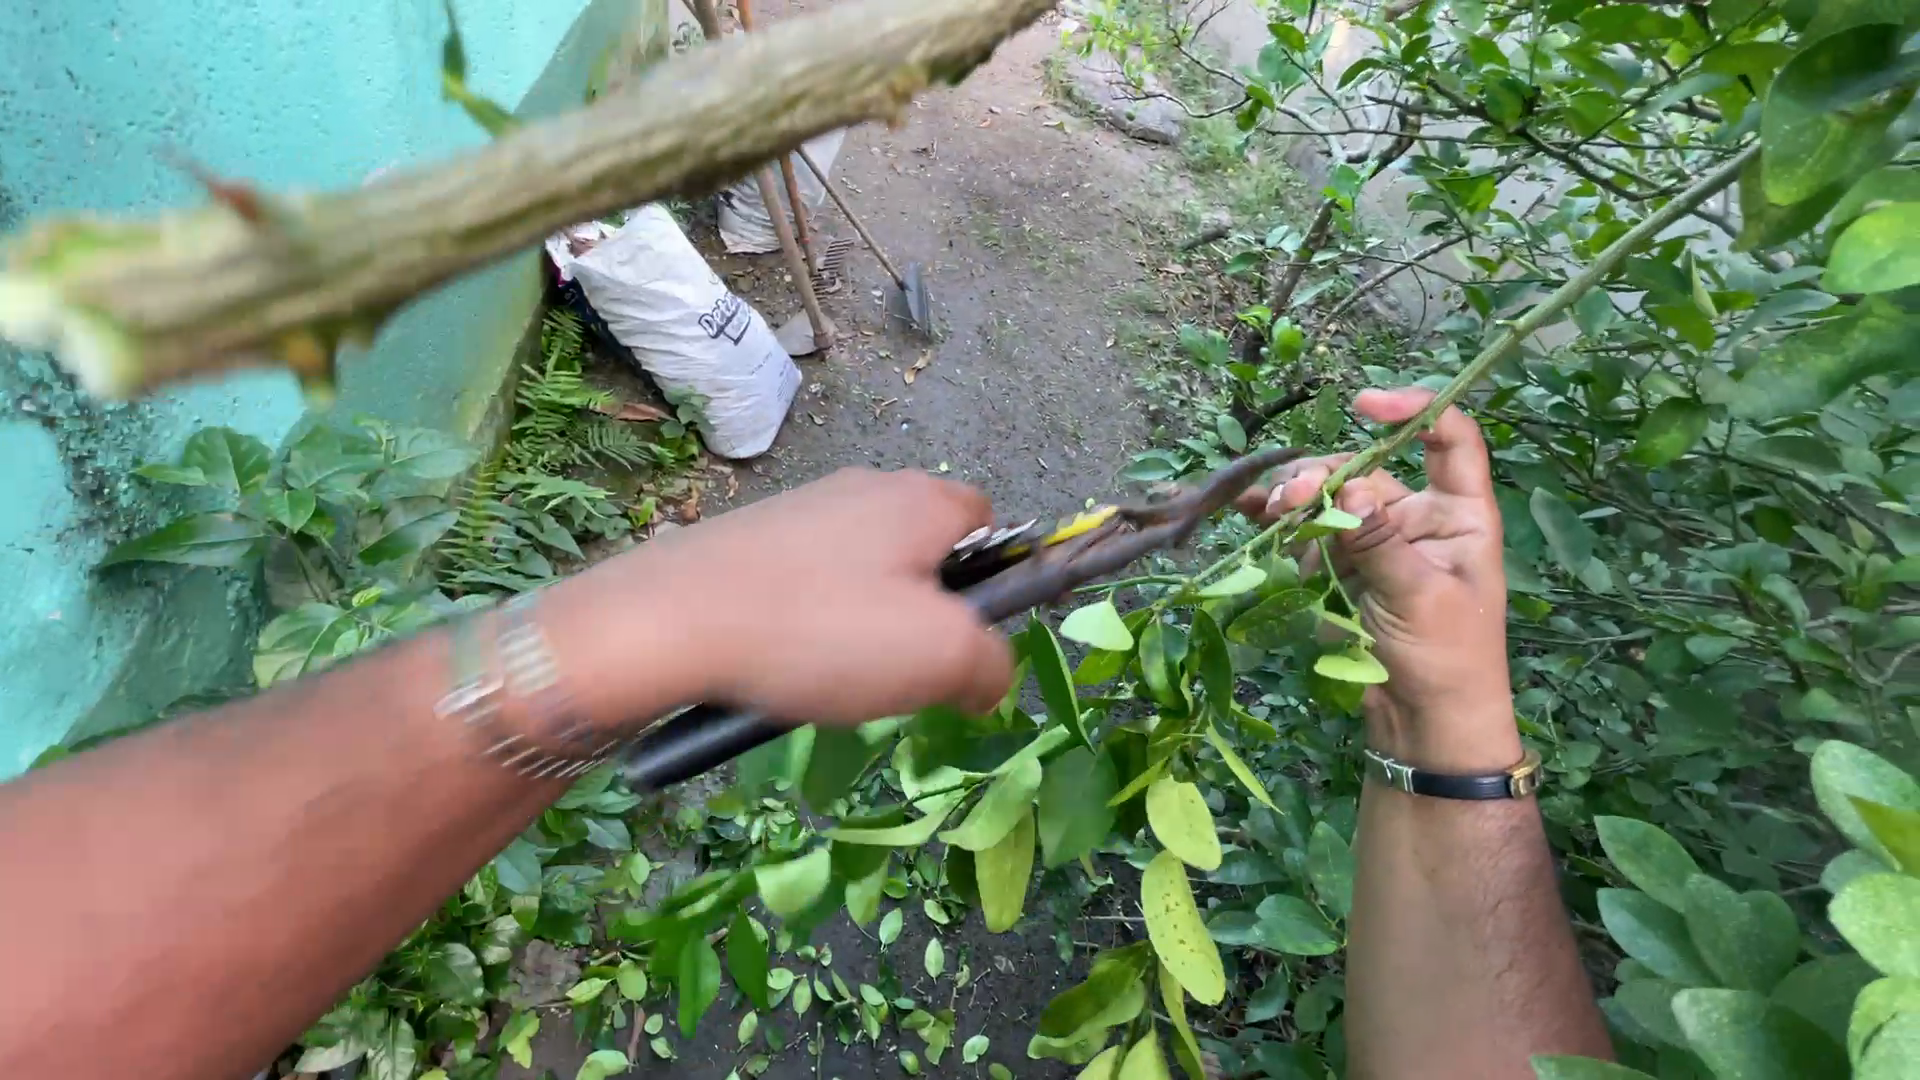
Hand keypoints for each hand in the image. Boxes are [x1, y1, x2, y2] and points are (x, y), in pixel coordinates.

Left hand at [542, 468, 1013, 729]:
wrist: (667, 621)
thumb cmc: (822, 629)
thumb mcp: (940, 657)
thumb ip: (992, 664)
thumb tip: (990, 677)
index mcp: (921, 501)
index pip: (989, 521)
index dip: (991, 576)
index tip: (962, 629)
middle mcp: (866, 487)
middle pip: (926, 546)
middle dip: (928, 605)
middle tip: (904, 662)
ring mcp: (804, 506)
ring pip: (868, 565)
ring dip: (871, 616)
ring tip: (839, 669)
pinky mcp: (756, 533)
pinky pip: (814, 576)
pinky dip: (817, 615)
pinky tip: (790, 656)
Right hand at [1234, 388, 1520, 771]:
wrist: (1422, 719)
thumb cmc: (1446, 657)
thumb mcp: (1419, 596)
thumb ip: (1379, 541)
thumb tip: (1345, 489)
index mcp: (1458, 516)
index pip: (1448, 441)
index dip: (1414, 410)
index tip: (1362, 406)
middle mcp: (1414, 519)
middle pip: (1365, 470)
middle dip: (1322, 476)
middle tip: (1285, 499)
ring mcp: (1373, 543)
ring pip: (1328, 501)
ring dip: (1294, 501)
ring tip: (1264, 512)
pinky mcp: (1341, 569)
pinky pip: (1308, 535)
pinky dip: (1282, 525)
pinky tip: (1252, 515)